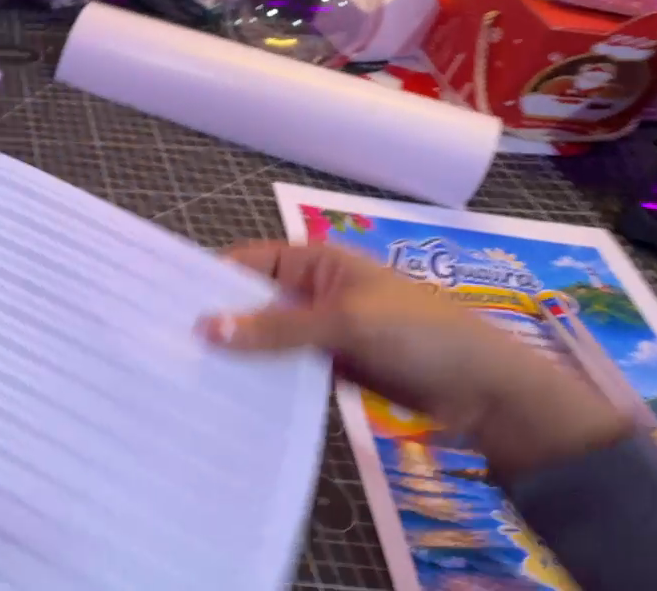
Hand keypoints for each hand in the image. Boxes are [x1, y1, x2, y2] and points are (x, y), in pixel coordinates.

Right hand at [202, 241, 632, 482]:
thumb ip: (275, 329)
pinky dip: (260, 374)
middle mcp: (308, 290)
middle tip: (167, 340)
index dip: (207, 278)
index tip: (164, 300)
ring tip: (187, 368)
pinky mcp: (328, 364)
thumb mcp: (344, 324)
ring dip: (237, 350)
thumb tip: (205, 329)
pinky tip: (228, 390)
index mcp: (312, 261)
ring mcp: (318, 329)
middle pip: (250, 299)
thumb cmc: (420, 334)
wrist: (493, 395)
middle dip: (218, 317)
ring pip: (264, 335)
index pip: (244, 261)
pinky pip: (282, 365)